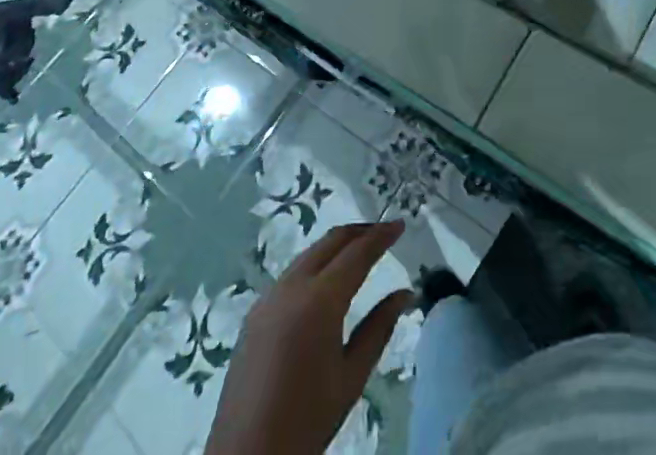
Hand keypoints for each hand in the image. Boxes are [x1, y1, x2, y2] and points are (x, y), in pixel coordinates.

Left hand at [205, 221, 414, 454]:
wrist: (249, 452)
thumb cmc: (309, 417)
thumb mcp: (352, 375)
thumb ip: (379, 327)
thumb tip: (405, 293)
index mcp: (319, 301)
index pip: (356, 254)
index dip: (381, 236)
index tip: (400, 224)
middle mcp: (290, 287)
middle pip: (328, 243)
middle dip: (358, 232)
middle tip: (384, 231)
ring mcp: (268, 297)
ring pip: (307, 255)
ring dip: (335, 246)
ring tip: (360, 251)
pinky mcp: (255, 312)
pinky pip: (290, 275)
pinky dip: (315, 265)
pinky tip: (327, 281)